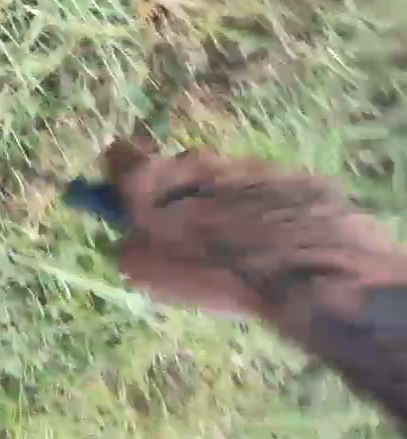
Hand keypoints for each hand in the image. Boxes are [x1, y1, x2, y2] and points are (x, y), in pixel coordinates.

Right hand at [102, 138, 397, 318]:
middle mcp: (202, 161)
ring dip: (228, 202)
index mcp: (153, 177)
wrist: (318, 283)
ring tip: (243, 243)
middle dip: (180, 191)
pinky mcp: (312, 184)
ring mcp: (260, 169)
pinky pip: (279, 194)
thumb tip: (135, 237)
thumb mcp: (144, 269)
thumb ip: (130, 242)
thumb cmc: (212, 273)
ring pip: (232, 180)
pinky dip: (274, 213)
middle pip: (181, 167)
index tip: (127, 199)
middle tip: (189, 229)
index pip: (119, 155)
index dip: (121, 177)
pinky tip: (282, 245)